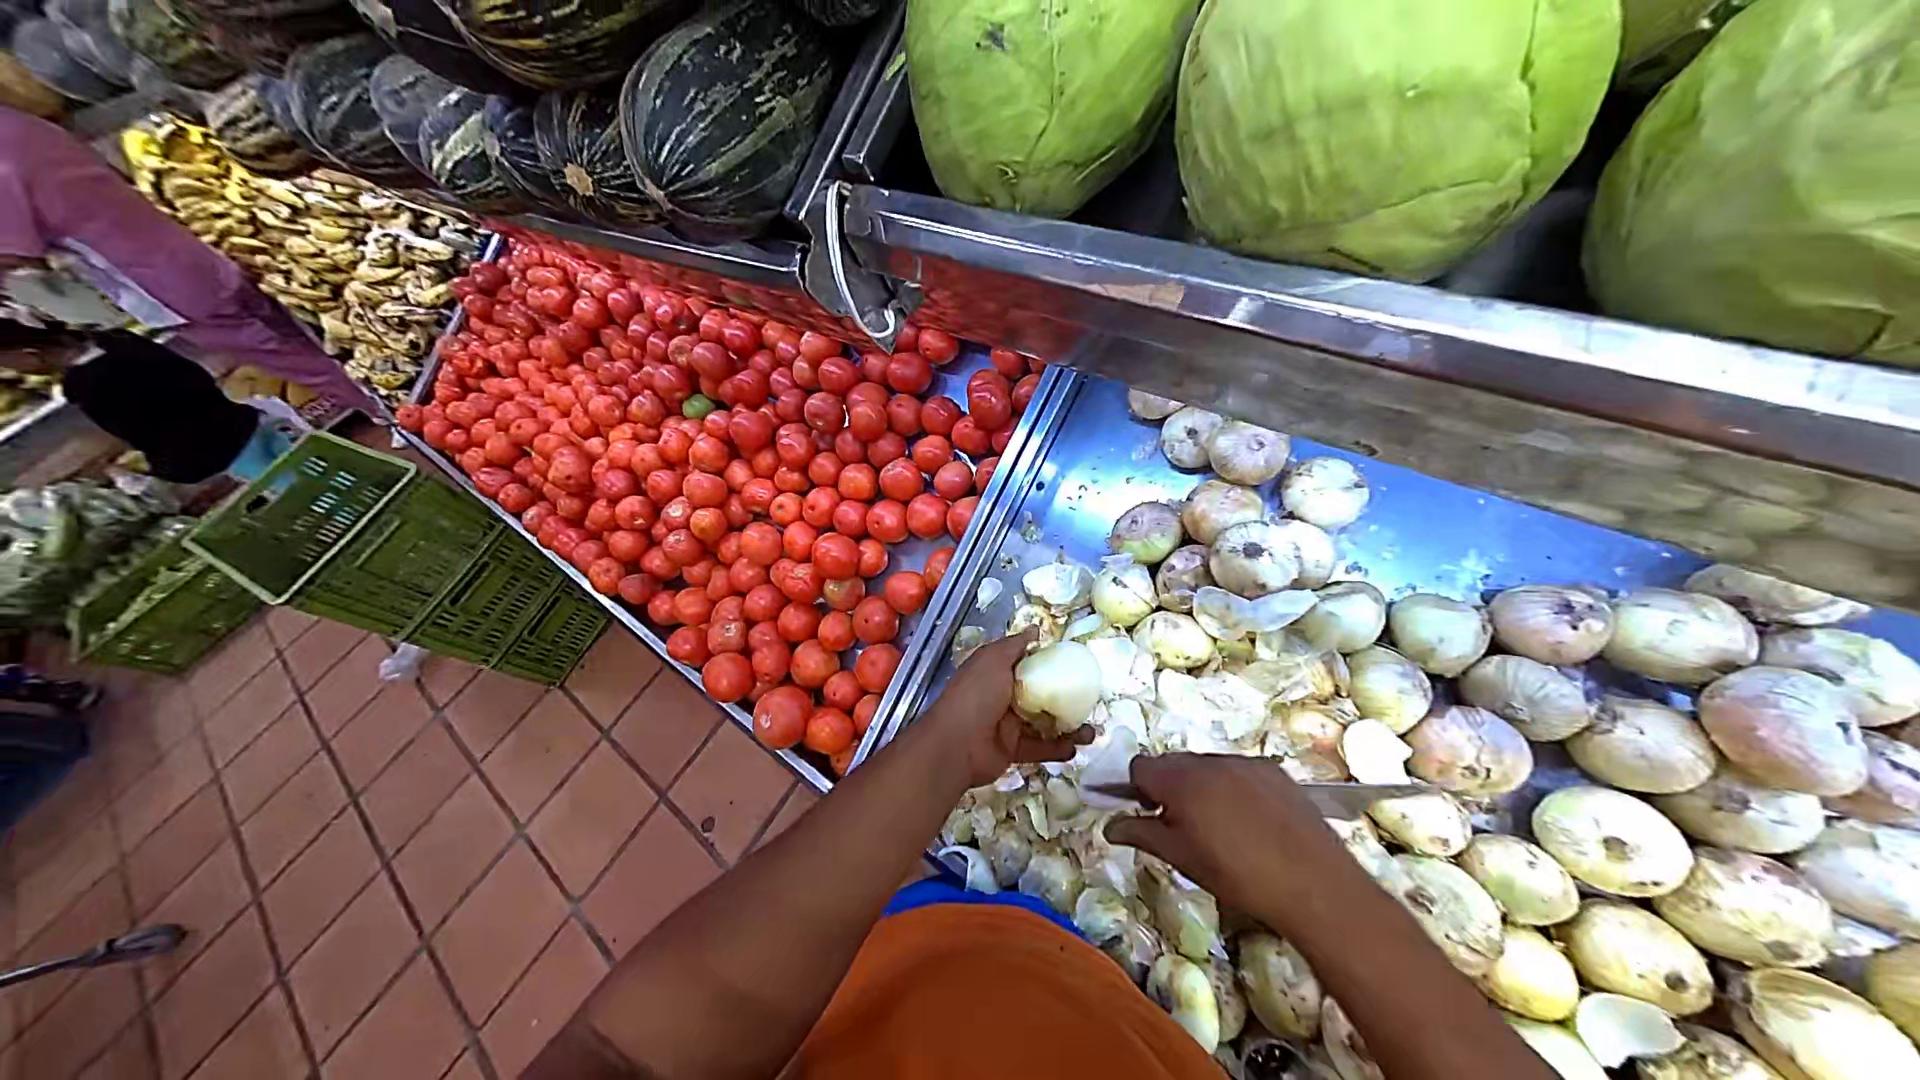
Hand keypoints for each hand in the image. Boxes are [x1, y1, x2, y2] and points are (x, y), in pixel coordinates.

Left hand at [922, 630, 1089, 787]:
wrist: (956, 744)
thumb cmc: (976, 695)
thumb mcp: (994, 659)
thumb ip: (1015, 645)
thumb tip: (1036, 629)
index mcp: (997, 672)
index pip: (1027, 664)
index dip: (1049, 662)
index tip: (1077, 663)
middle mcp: (1003, 695)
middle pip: (1039, 694)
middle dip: (1065, 697)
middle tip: (1091, 701)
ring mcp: (1008, 724)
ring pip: (1043, 723)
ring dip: (1067, 727)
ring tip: (1091, 731)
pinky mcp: (1012, 749)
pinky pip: (1039, 748)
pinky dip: (1056, 748)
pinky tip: (1075, 748)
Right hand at [1104, 754, 1352, 917]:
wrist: (1314, 885)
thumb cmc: (1237, 874)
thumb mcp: (1180, 857)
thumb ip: (1140, 834)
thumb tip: (1109, 827)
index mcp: (1179, 780)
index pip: (1140, 766)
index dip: (1136, 788)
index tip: (1147, 812)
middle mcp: (1208, 761)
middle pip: (1173, 763)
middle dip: (1168, 786)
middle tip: (1179, 823)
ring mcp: (1244, 763)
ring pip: (1206, 766)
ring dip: (1201, 786)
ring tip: (1218, 826)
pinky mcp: (1273, 771)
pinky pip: (1238, 771)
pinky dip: (1233, 787)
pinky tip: (1249, 821)